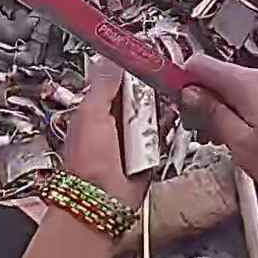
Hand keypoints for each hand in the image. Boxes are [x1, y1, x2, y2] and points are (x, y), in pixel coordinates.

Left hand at [59, 56, 153, 209]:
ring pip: (155, 105)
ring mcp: (134, 131)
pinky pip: (165, 126)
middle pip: (141, 87)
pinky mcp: (151, 146)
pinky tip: (170, 118)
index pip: (118, 73)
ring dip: (161, 103)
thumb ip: (103, 83)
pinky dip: (168, 122)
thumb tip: (113, 54)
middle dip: (151, 83)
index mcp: (96, 104)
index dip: (134, 64)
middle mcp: (116, 115)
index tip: (149, 55)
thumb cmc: (88, 165)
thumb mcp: (91, 114)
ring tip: (164, 100)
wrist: (104, 204)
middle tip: (159, 78)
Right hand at [179, 55, 257, 203]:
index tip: (169, 96)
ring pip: (225, 89)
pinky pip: (241, 99)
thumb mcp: (239, 142)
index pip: (200, 63)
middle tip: (192, 126)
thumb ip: (212, 114)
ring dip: (212, 108)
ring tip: (211, 138)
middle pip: (212, 76)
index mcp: (246, 83)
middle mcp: (257, 80)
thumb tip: (189, 94)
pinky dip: (229, 113)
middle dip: (196, 97)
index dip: (180, 78)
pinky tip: (229, 138)